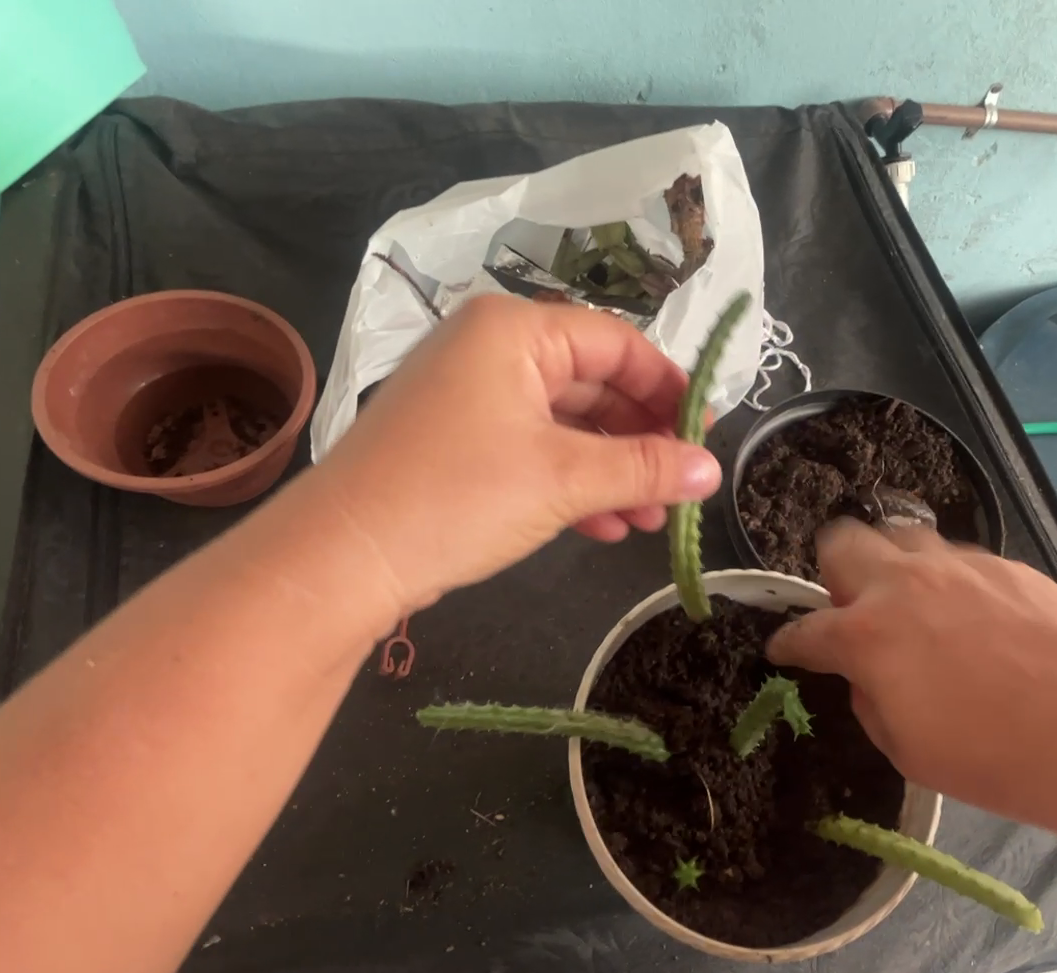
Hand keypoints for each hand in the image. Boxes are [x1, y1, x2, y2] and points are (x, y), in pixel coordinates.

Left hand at [310, 295, 719, 611]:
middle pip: (593, 385)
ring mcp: (472, 400)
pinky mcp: (459, 446)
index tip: (706, 434)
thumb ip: (645, 468)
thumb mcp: (565, 478)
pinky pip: (534, 454)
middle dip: (642, 441)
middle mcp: (492, 352)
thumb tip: (713, 470)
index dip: (668, 388)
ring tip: (653, 520)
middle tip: (683, 485)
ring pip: (566, 427)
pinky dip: (573, 487)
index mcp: (515, 331)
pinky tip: (605, 528)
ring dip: (612, 473)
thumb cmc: (459, 494)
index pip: (617, 343)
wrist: (343, 556)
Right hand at [766, 521, 1056, 845]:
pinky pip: (953, 558)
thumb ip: (871, 699)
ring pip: (899, 536)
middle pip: (841, 542)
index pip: (805, 629)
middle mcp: (905, 583)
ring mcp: (958, 565)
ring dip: (889, 566)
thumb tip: (867, 675)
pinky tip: (972, 621)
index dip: (787, 643)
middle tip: (852, 614)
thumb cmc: (1000, 761)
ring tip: (910, 607)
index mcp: (867, 635)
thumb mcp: (909, 750)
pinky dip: (943, 581)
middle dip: (831, 574)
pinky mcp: (1005, 564)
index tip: (784, 650)